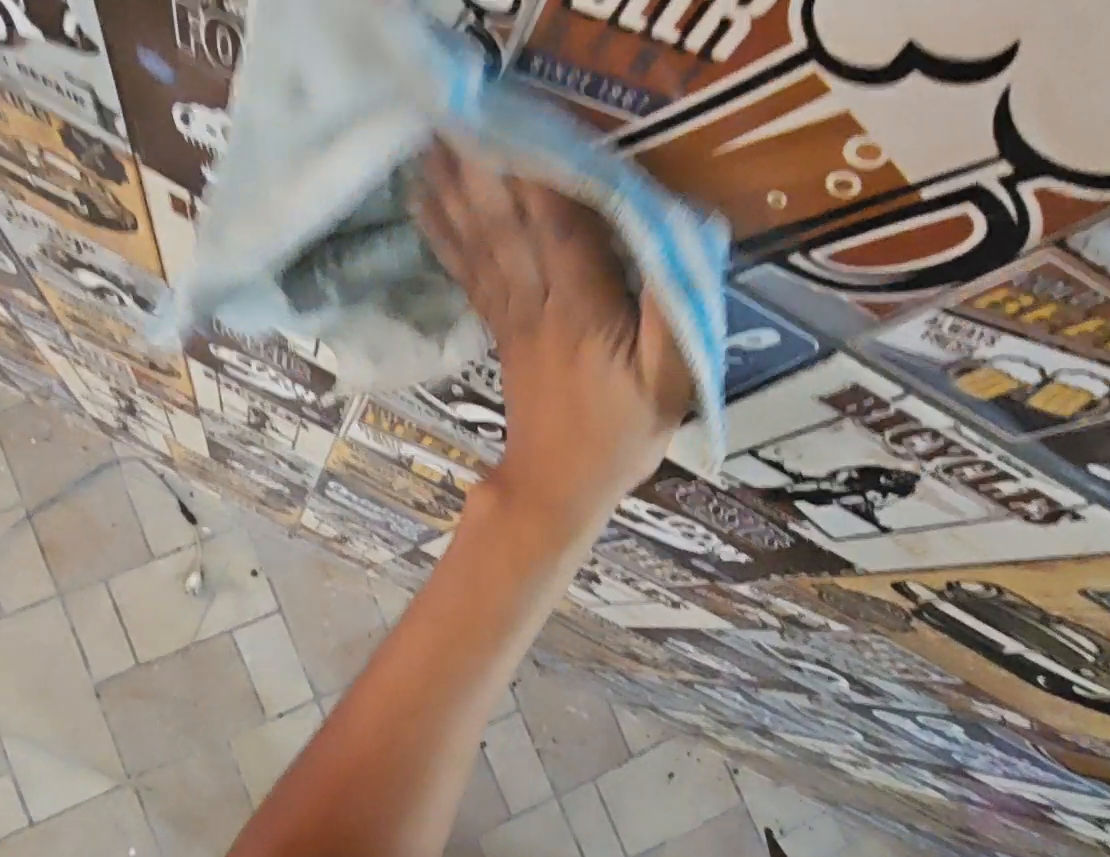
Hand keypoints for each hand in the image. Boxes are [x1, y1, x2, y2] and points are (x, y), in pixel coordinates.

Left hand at [412, 140, 692, 537]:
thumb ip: (674, 312)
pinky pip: (469, 276)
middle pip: (506, 228)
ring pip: (479, 247)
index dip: (541, 173)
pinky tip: (423, 205)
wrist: (558, 486)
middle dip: (479, 169)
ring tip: (425, 144)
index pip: (561, 229)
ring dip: (451, 193)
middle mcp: (538, 307)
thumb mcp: (671, 384)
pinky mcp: (499, 332)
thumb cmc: (621, 437)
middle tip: (451, 116)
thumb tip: (686, 234)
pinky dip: (445, 237)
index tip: (521, 119)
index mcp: (584, 313)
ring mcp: (511, 319)